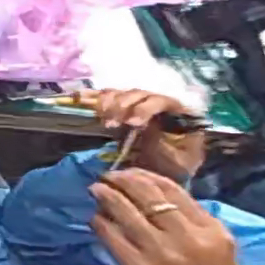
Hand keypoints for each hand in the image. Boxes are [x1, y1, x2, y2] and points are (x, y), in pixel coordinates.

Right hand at [79, 88, 206, 180]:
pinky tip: (84, 103)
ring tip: (103, 122)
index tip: (131, 124)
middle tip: (110, 126)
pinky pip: (106, 95)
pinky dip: (95, 98)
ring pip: (120, 93)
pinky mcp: (121, 107)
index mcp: (180, 113)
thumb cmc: (170, 166)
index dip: (144, 109)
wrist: (161, 171)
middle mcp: (158, 103)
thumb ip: (162, 140)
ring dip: (108, 105)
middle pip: (138, 94)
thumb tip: (147, 123)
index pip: (161, 101)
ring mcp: (138, 103)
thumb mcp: (172, 158)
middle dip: (122, 107)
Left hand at [88, 169, 237, 264]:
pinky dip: (99, 222)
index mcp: (218, 234)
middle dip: (120, 180)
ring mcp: (166, 255)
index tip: (125, 170)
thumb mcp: (213, 254)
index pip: (175, 190)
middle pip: (148, 195)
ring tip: (95, 190)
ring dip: (104, 196)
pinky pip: (110, 234)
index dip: (143, 175)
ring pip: (124, 211)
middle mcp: (195, 241)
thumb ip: (189, 224)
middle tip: (104, 177)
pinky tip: (95, 220)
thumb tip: (150, 190)